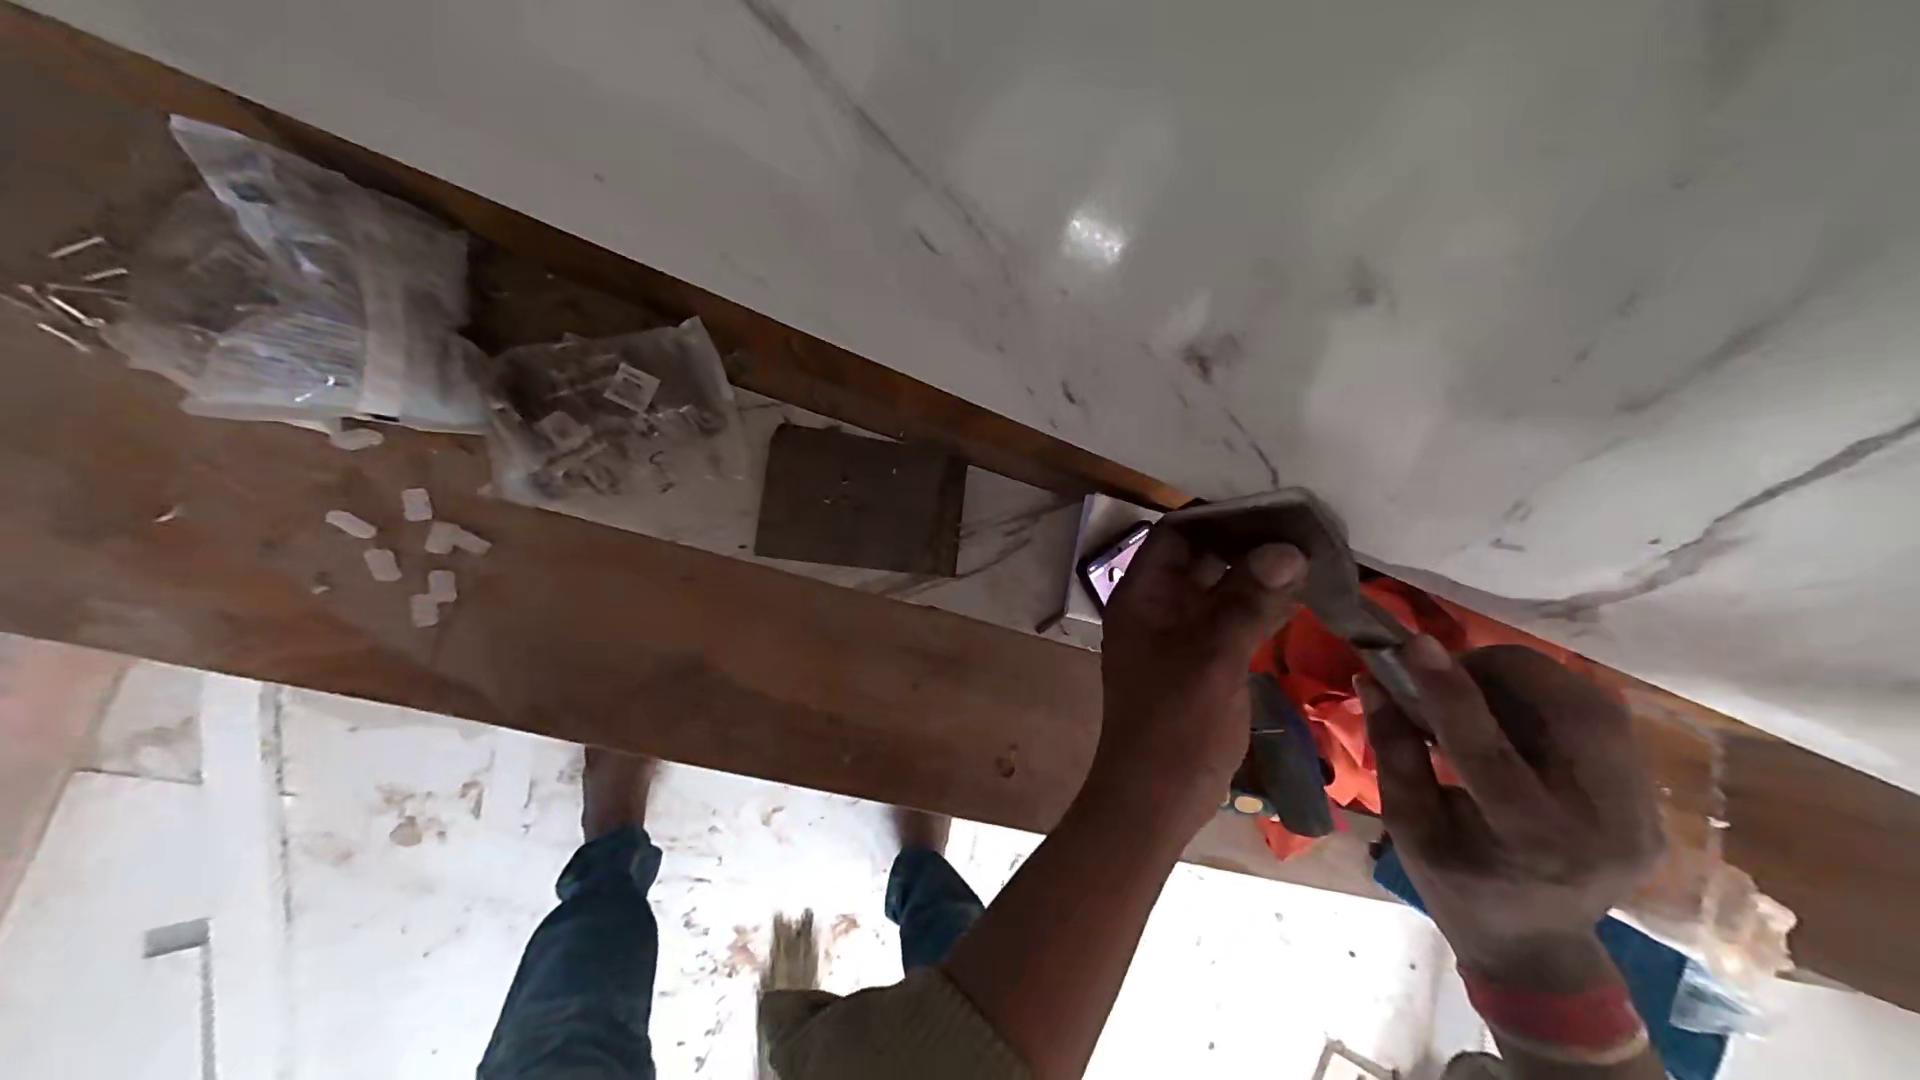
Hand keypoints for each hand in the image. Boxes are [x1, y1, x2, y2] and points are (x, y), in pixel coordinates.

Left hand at [1089, 527, 1305, 835]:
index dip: (1217, 516)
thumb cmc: (1174, 724)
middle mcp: (1158, 607)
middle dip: (1247, 543)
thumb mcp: (1212, 657)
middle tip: (1305, 526)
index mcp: (1142, 596)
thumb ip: (1247, 600)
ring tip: (1313, 553)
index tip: (1271, 505)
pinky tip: (1301, 597)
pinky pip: (1231, 620)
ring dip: (1258, 574)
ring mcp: (1180, 635)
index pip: (1175, 534)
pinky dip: (1260, 607)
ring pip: (1220, 589)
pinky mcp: (1202, 660)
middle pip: (1201, 558)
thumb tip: (1288, 548)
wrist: (1156, 797)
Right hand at [1360, 641, 1664, 989]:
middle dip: (1505, 669)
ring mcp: (1642, 814)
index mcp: (1528, 840)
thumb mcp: (1407, 823)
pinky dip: (1553, 697)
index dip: (1447, 688)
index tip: (1413, 641)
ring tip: (1479, 682)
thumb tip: (1371, 680)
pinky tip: (1514, 707)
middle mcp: (1602, 823)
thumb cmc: (1455, 885)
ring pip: (1598, 708)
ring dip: (1531, 677)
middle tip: (1450, 666)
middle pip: (1572, 715)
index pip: (1486, 748)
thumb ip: (1393, 748)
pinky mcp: (1652, 802)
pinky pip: (1606, 722)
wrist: (1536, 942)